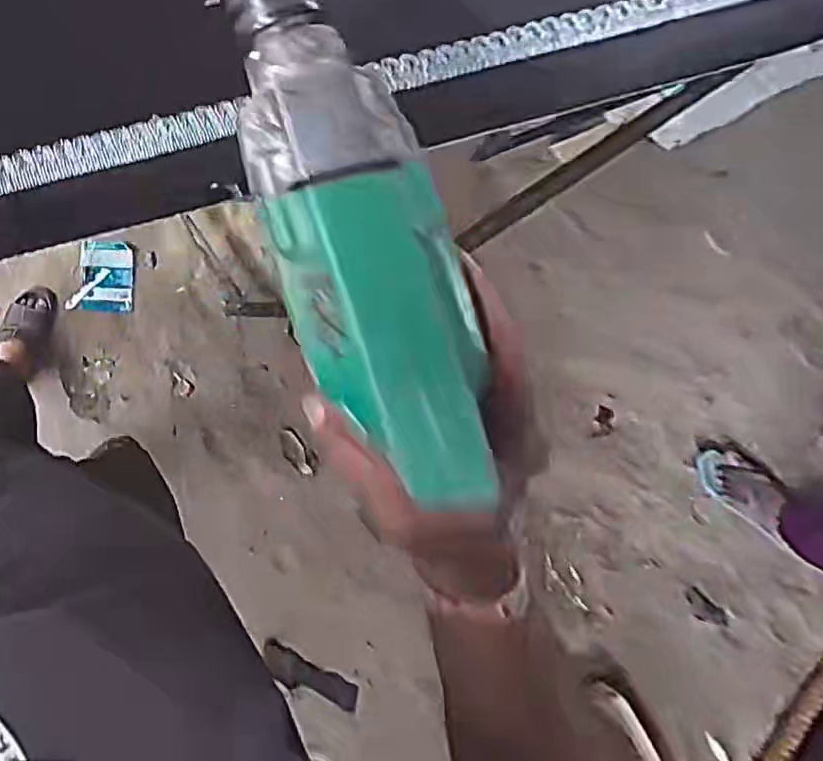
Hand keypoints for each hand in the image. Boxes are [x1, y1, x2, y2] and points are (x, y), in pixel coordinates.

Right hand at [303, 253, 547, 601]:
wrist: (463, 562)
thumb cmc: (440, 536)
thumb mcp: (400, 510)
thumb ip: (359, 462)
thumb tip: (315, 402)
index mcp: (507, 431)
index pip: (506, 358)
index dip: (487, 311)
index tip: (462, 268)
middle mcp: (505, 413)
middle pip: (489, 341)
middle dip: (458, 299)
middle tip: (418, 260)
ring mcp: (487, 412)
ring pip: (471, 350)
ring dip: (442, 313)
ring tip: (402, 279)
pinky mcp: (464, 412)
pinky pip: (451, 365)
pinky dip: (428, 338)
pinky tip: (391, 324)